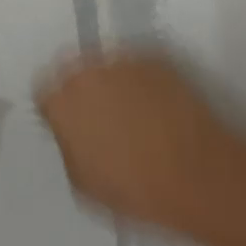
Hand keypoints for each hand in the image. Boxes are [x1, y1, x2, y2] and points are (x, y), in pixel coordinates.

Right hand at [36, 49, 241, 232]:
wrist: (199, 177)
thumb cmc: (136, 190)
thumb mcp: (83, 182)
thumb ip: (68, 146)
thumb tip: (71, 133)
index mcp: (60, 101)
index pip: (46, 92)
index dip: (61, 110)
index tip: (77, 125)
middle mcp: (85, 70)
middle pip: (76, 70)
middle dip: (87, 89)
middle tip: (107, 116)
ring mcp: (122, 59)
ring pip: (108, 63)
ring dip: (114, 80)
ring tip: (136, 108)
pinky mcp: (156, 56)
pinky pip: (140, 63)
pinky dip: (144, 78)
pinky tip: (159, 104)